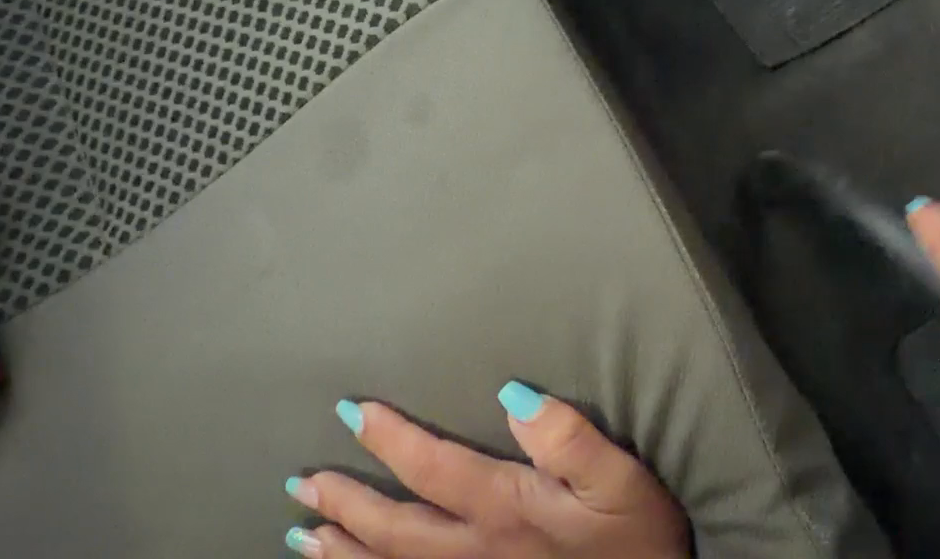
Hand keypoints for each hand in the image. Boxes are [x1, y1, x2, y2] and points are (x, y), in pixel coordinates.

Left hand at [284, 385, 689, 558]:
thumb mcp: (621, 478)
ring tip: (302, 535)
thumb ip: (571, 438)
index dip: (392, 438)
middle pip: (396, 526)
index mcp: (508, 510)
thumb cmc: (637, 536)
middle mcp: (477, 551)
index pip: (435, 467)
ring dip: (342, 552)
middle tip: (302, 480)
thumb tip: (514, 396)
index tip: (353, 411)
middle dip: (346, 501)